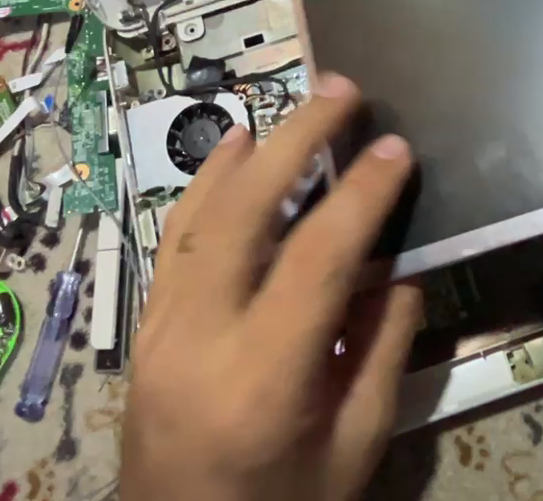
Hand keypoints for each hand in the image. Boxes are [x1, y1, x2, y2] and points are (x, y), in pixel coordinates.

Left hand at [121, 74, 422, 500]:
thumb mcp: (353, 451)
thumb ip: (381, 351)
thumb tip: (400, 264)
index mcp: (262, 383)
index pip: (317, 260)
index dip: (361, 195)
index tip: (395, 149)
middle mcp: (199, 340)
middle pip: (247, 212)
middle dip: (298, 139)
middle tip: (342, 91)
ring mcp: (159, 326)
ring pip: (204, 212)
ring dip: (253, 150)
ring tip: (295, 107)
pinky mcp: (143, 323)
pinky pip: (174, 236)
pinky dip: (205, 183)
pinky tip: (230, 146)